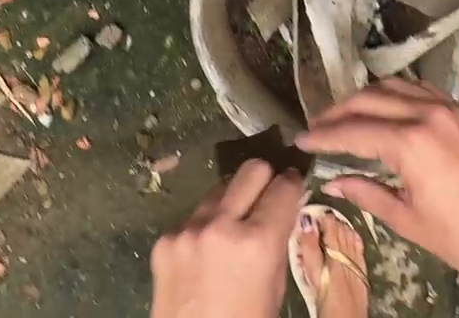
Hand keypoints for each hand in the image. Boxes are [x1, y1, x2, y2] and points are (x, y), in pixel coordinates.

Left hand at [150, 160, 304, 317]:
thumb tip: (284, 207)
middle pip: (252, 169)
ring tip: (233, 227)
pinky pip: (194, 215)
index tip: (293, 185)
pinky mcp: (165, 239)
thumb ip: (278, 242)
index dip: (292, 184)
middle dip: (265, 177)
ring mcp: (188, 230)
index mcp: (257, 243)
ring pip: (220, 188)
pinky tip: (205, 251)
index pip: (284, 186)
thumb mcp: (275, 289)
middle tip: (267, 194)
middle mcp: (221, 225)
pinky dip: (205, 225)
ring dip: (232, 201)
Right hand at [293, 79, 458, 285]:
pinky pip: (420, 88)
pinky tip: (386, 105)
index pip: (354, 131)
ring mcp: (447, 108)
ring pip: (393, 85)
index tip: (300, 139)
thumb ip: (368, 193)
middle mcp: (426, 114)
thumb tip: (333, 183)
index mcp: (410, 143)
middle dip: (338, 112)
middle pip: (368, 99)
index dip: (323, 135)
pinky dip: (396, 91)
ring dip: (365, 96)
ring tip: (346, 114)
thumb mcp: (409, 221)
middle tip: (318, 127)